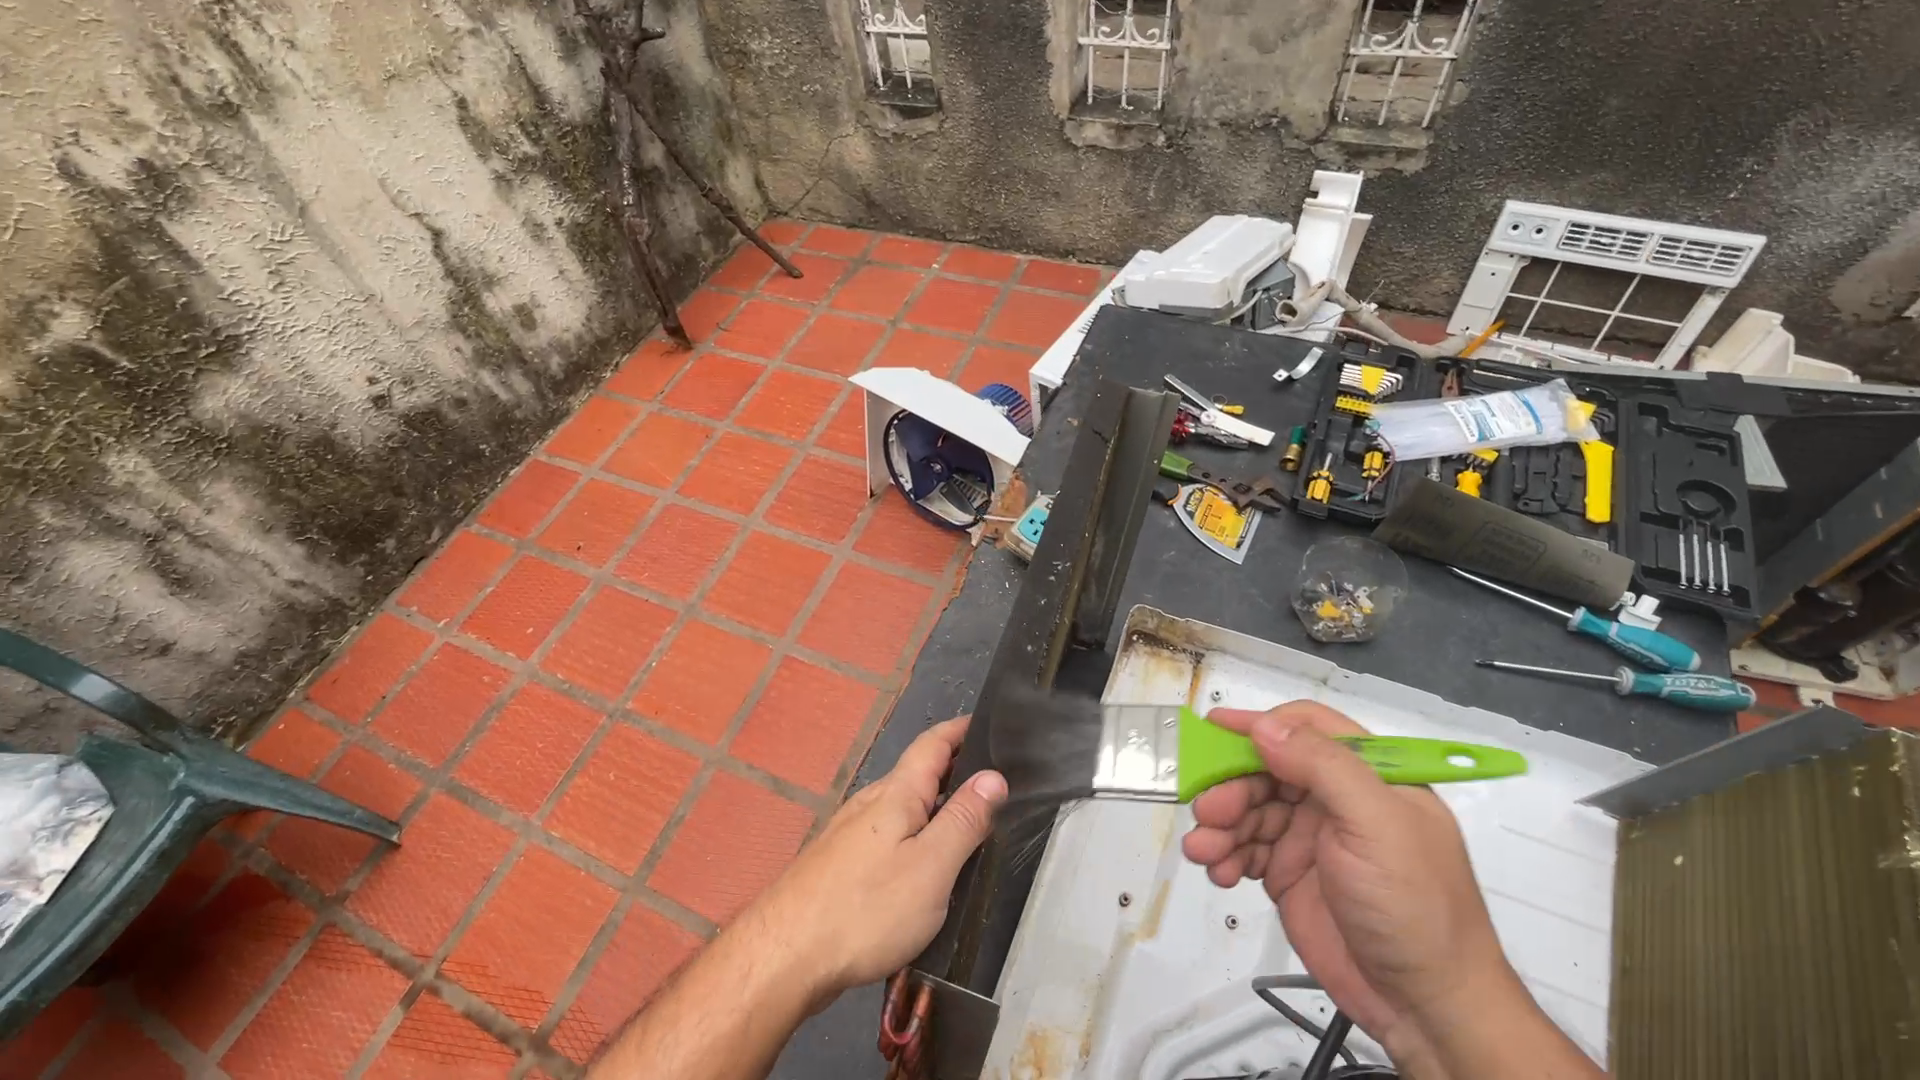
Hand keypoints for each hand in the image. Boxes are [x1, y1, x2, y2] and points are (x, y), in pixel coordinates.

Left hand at [750, 716, 1006, 1004]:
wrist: (783, 958)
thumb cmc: (865, 908)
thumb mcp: (930, 867)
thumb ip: (963, 821)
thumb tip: (993, 776)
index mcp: (895, 795)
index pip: (932, 744)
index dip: (961, 729)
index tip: (992, 724)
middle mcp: (869, 804)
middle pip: (917, 775)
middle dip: (954, 772)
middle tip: (999, 785)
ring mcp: (848, 835)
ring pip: (901, 809)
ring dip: (934, 808)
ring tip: (971, 827)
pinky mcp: (837, 866)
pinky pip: (887, 837)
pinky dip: (914, 837)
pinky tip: (924, 868)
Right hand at [1180, 703, 1517, 1058]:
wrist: (1424, 1004)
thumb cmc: (1415, 907)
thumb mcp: (1376, 825)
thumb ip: (1322, 768)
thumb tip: (1265, 726)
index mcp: (1368, 777)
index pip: (1308, 729)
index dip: (1261, 725)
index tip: (1215, 730)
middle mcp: (1335, 801)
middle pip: (1266, 770)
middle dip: (1231, 785)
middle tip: (1207, 811)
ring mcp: (1310, 838)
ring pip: (1249, 810)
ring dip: (1221, 824)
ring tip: (1204, 850)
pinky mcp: (1289, 875)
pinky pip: (1245, 850)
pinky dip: (1225, 855)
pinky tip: (1219, 871)